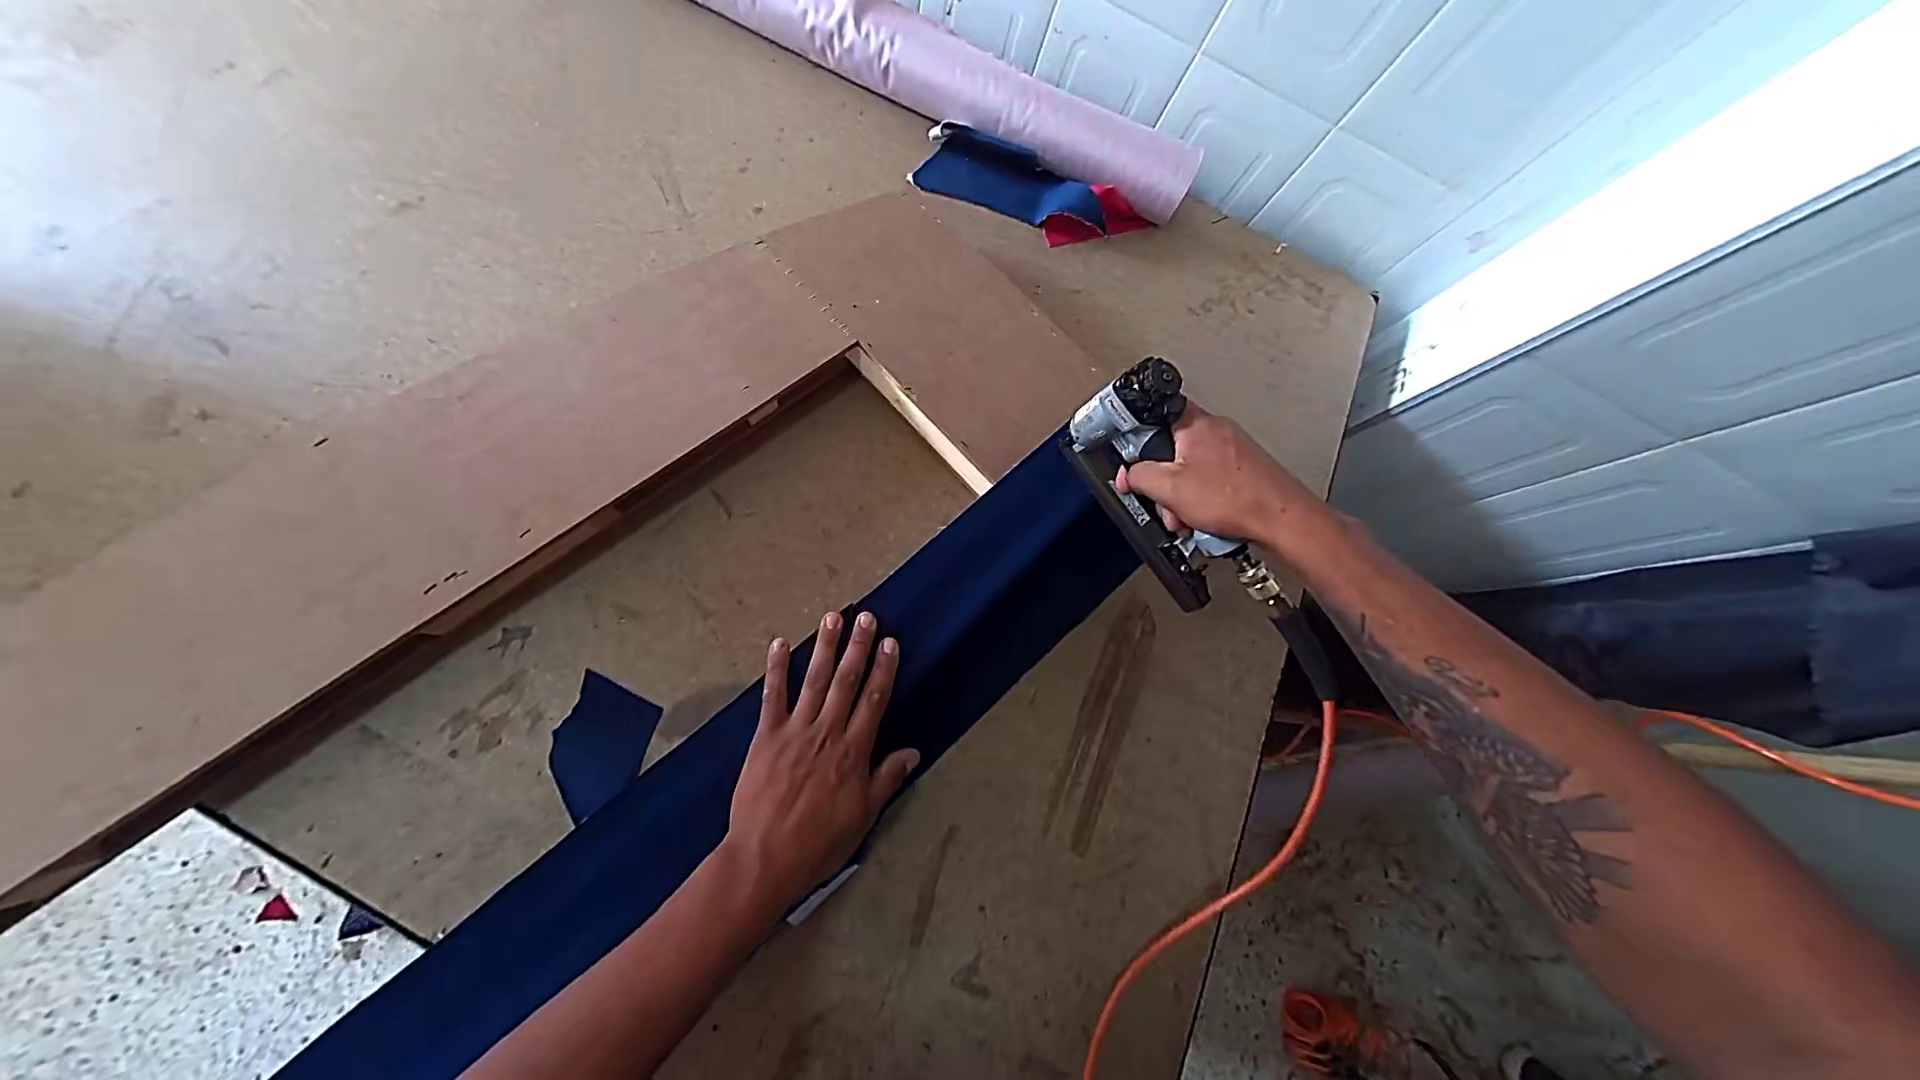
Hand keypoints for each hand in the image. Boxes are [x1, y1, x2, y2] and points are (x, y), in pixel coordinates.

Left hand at [724, 610, 919, 913]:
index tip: (890, 643)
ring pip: (814, 681)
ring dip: (825, 647)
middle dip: (858, 647)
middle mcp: (826, 733)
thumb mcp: (862, 816)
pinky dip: (777, 669)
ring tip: (832, 618)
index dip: (883, 669)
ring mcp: (794, 731)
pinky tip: (780, 645)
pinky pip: (773, 697)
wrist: (764, 859)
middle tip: (866, 617)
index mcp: (853, 752)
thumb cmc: (818, 843)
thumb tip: (913, 752)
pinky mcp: (766, 737)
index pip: (874, 700)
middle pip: (847, 681)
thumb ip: (886, 779)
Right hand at [1113, 402, 1323, 550]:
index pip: (1154, 415)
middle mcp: (1216, 430)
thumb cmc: (1237, 498)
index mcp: (1196, 424)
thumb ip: (1139, 476)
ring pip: (1188, 469)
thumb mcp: (1169, 489)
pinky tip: (1203, 517)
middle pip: (1170, 450)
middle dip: (1162, 482)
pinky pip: (1208, 480)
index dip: (1137, 440)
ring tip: (1187, 516)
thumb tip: (1129, 473)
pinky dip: (1200, 500)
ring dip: (1180, 496)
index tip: (1132, 460)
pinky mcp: (1241, 468)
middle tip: (1164, 500)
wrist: (1281, 518)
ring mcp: (1231, 449)